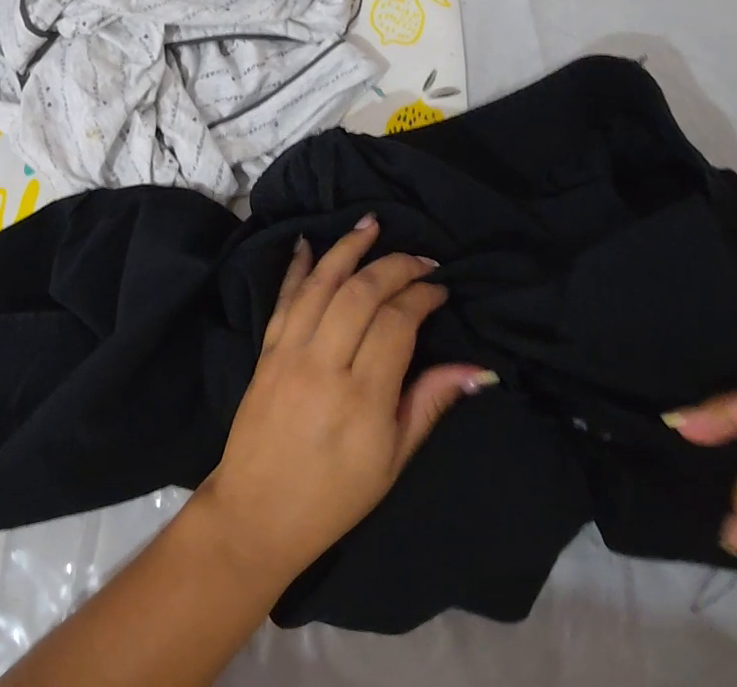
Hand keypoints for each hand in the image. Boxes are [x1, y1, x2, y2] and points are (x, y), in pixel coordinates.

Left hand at [191, 214, 493, 582]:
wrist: (257, 513)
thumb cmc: (334, 496)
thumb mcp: (393, 460)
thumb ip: (429, 403)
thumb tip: (478, 369)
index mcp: (362, 396)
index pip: (397, 322)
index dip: (423, 297)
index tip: (441, 290)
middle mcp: (323, 364)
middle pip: (361, 293)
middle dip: (394, 266)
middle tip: (421, 259)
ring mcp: (288, 354)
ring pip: (320, 285)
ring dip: (347, 249)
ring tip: (371, 223)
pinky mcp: (265, 353)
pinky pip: (282, 300)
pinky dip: (297, 269)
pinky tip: (307, 243)